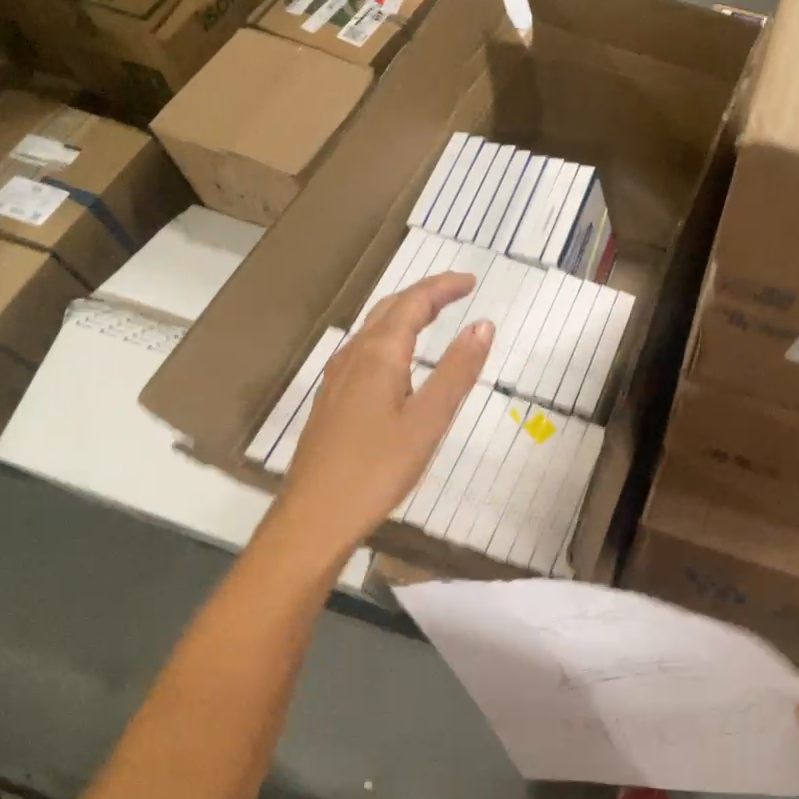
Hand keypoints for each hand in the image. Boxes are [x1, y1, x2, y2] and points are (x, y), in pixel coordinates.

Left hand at [264, 272, 491, 558]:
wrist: (314, 517)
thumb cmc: (377, 469)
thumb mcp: (429, 421)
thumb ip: (457, 371)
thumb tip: (483, 325)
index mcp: (379, 356)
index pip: (413, 303)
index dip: (442, 287)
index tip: (471, 281)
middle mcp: (354, 358)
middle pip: (389, 310)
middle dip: (424, 295)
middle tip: (457, 292)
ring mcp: (337, 379)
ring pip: (373, 330)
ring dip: (405, 314)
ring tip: (433, 316)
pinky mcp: (332, 401)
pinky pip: (364, 351)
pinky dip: (390, 338)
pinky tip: (397, 361)